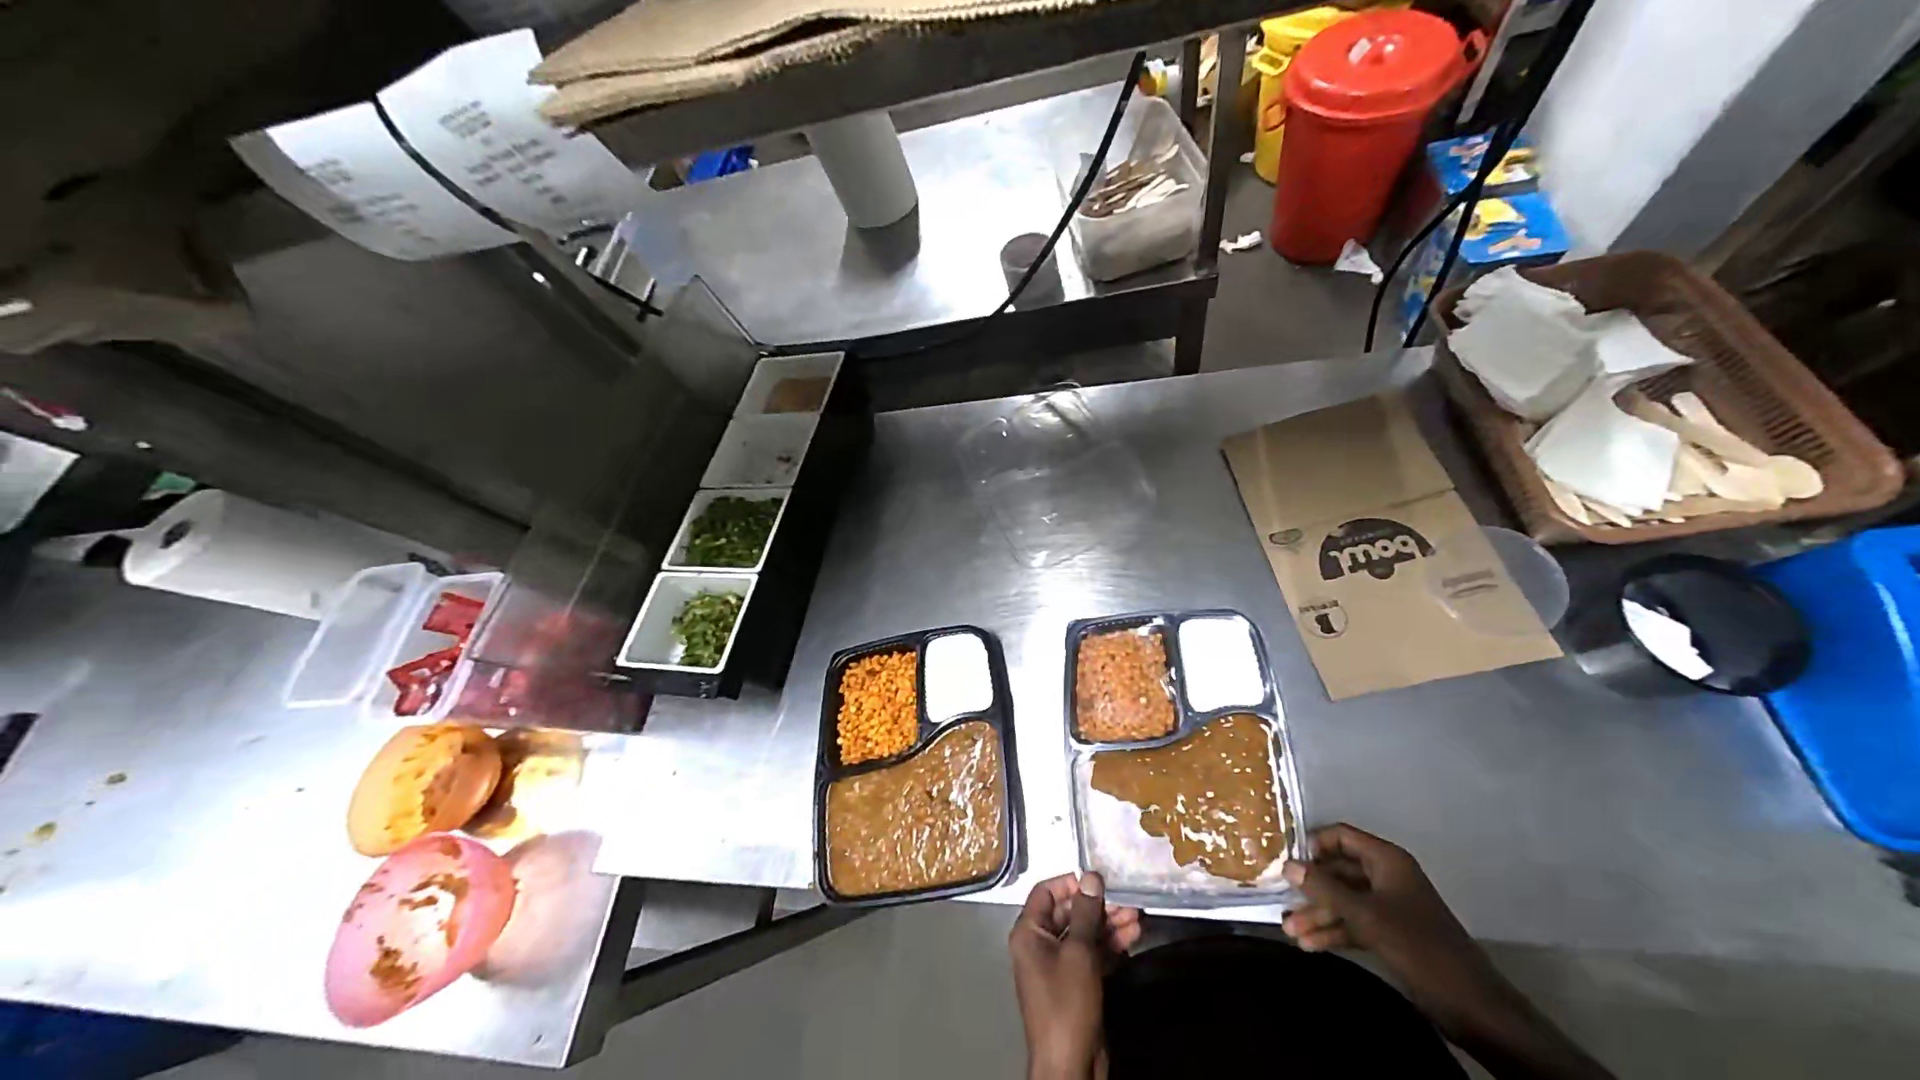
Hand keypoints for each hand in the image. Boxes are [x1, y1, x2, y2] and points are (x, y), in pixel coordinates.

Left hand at [1008, 872, 1141, 1079]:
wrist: (1071, 1064)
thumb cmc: (1067, 1002)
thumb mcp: (1079, 952)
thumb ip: (1087, 912)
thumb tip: (1091, 876)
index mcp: (1028, 932)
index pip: (1045, 892)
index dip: (1070, 883)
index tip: (1098, 880)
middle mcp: (1039, 944)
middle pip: (1068, 912)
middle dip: (1097, 906)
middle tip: (1127, 901)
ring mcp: (1058, 965)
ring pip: (1083, 933)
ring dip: (1108, 924)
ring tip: (1137, 917)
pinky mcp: (1076, 982)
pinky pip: (1091, 953)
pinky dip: (1109, 944)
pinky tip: (1133, 936)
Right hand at [1283, 824, 1617, 1079]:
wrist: (1470, 1002)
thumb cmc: (1417, 945)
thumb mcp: (1365, 914)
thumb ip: (1324, 888)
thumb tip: (1288, 865)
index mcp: (1387, 861)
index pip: (1342, 836)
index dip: (1314, 844)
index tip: (1287, 859)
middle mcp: (1386, 877)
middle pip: (1339, 871)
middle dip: (1310, 887)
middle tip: (1281, 900)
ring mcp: (1389, 907)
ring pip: (1344, 900)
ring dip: (1317, 914)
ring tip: (1290, 930)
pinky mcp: (1391, 934)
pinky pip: (1354, 923)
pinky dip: (1333, 931)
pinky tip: (1310, 945)